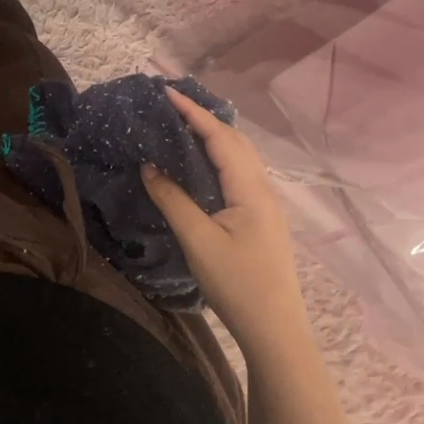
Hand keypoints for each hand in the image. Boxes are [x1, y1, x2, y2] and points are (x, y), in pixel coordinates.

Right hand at [142, 89, 308, 352]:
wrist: (275, 331)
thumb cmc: (237, 283)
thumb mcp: (197, 240)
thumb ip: (172, 198)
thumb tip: (148, 165)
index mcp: (250, 189)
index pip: (220, 138)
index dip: (193, 112)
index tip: (166, 91)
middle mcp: (262, 190)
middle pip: (235, 141)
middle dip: (203, 117)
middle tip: (170, 103)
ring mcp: (264, 205)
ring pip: (238, 157)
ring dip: (211, 135)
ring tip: (179, 124)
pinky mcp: (259, 219)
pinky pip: (236, 173)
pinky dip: (216, 155)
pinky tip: (197, 162)